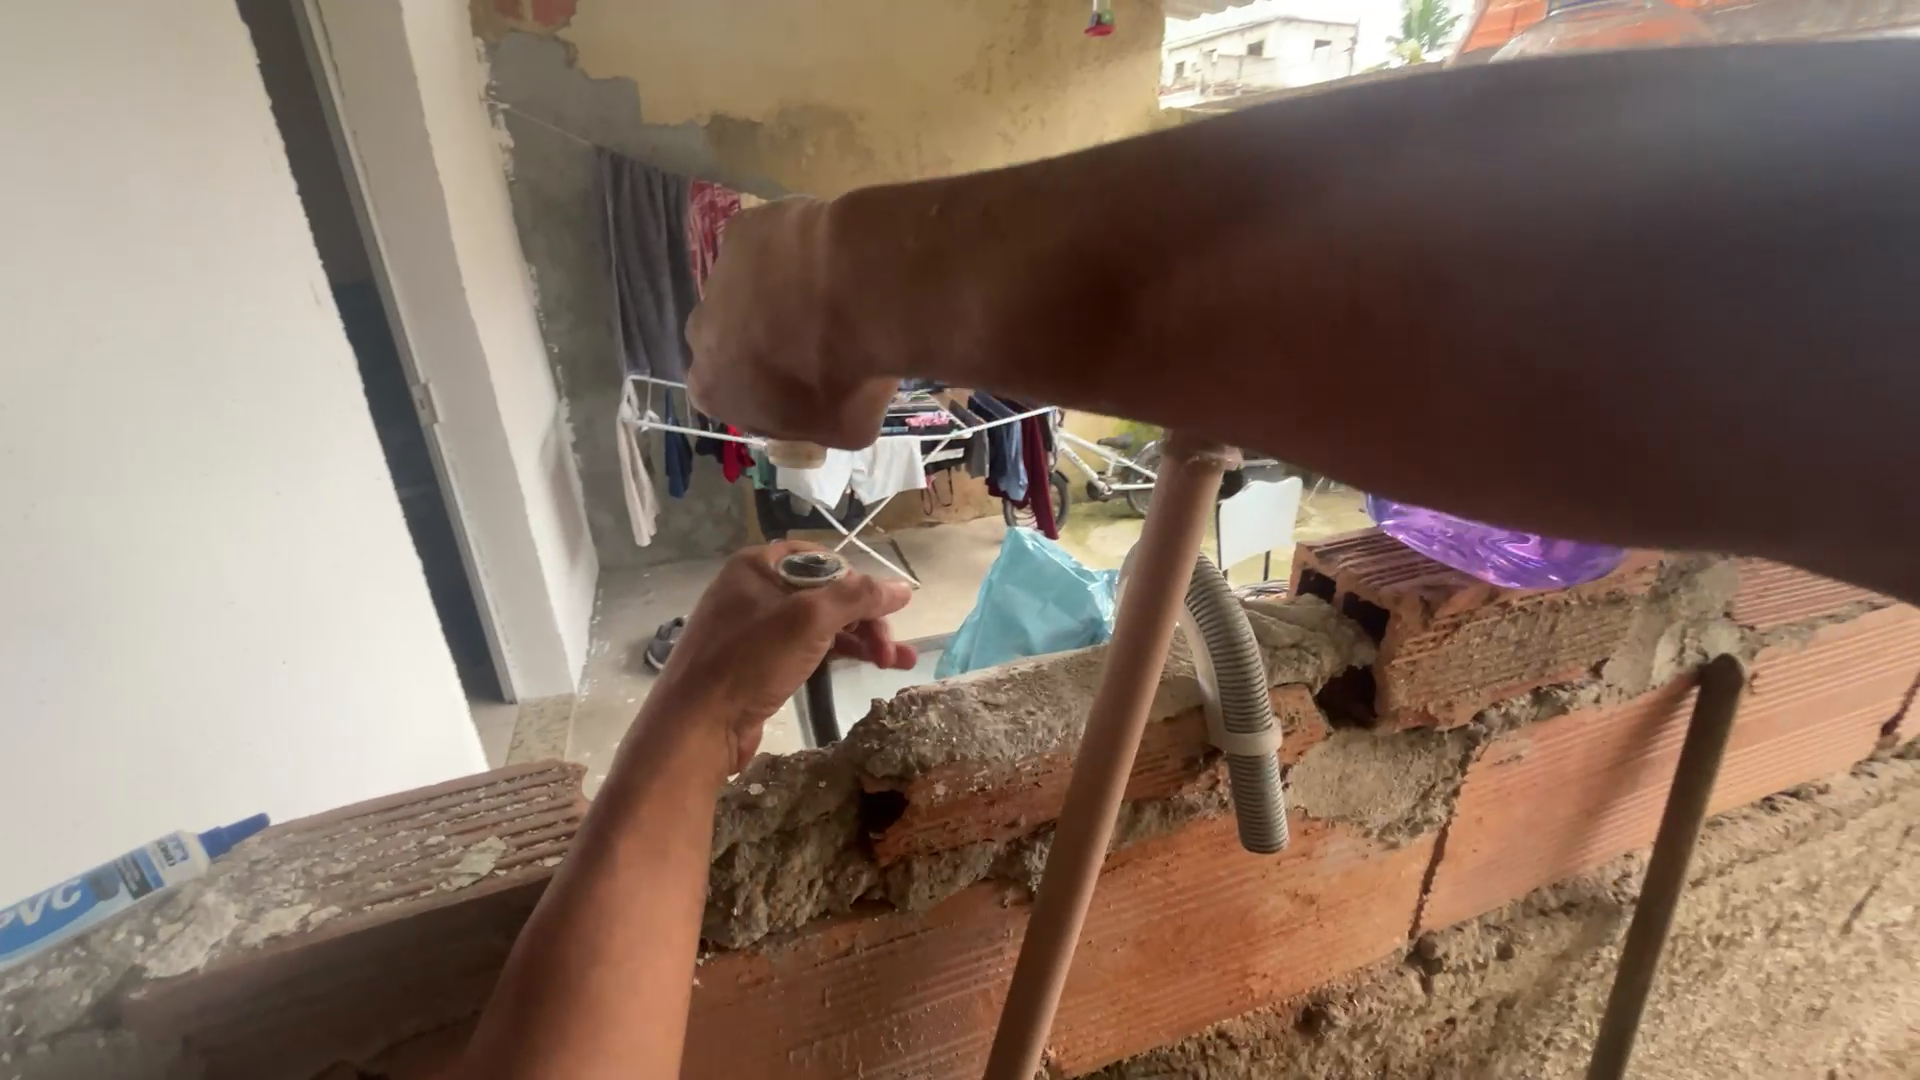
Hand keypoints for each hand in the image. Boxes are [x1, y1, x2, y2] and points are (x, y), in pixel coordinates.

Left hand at [648, 542, 916, 773]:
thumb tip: (904, 588)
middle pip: (828, 593)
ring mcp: (758, 628)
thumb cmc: (749, 661)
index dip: (858, 582)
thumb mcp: (809, 619)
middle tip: (892, 648)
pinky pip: (811, 647)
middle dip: (868, 618)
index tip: (885, 609)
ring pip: (824, 623)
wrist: (695, 728)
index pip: (824, 559)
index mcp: (758, 565)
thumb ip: (860, 597)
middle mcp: (757, 590)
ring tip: (899, 661)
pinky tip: (875, 665)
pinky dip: (843, 654)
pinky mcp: (761, 662)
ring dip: (864, 639)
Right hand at [684, 199, 897, 448]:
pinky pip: (766, 247)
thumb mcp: (847, 430)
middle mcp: (702, 333)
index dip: (765, 396)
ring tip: (831, 299)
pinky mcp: (742, 231)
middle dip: (765, 343)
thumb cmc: (848, 379)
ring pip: (746, 292)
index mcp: (714, 391)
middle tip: (816, 342)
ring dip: (778, 297)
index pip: (730, 398)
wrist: (858, 296)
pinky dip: (791, 254)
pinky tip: (828, 261)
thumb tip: (832, 416)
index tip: (802, 390)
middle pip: (730, 342)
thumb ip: (824, 424)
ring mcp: (718, 277)